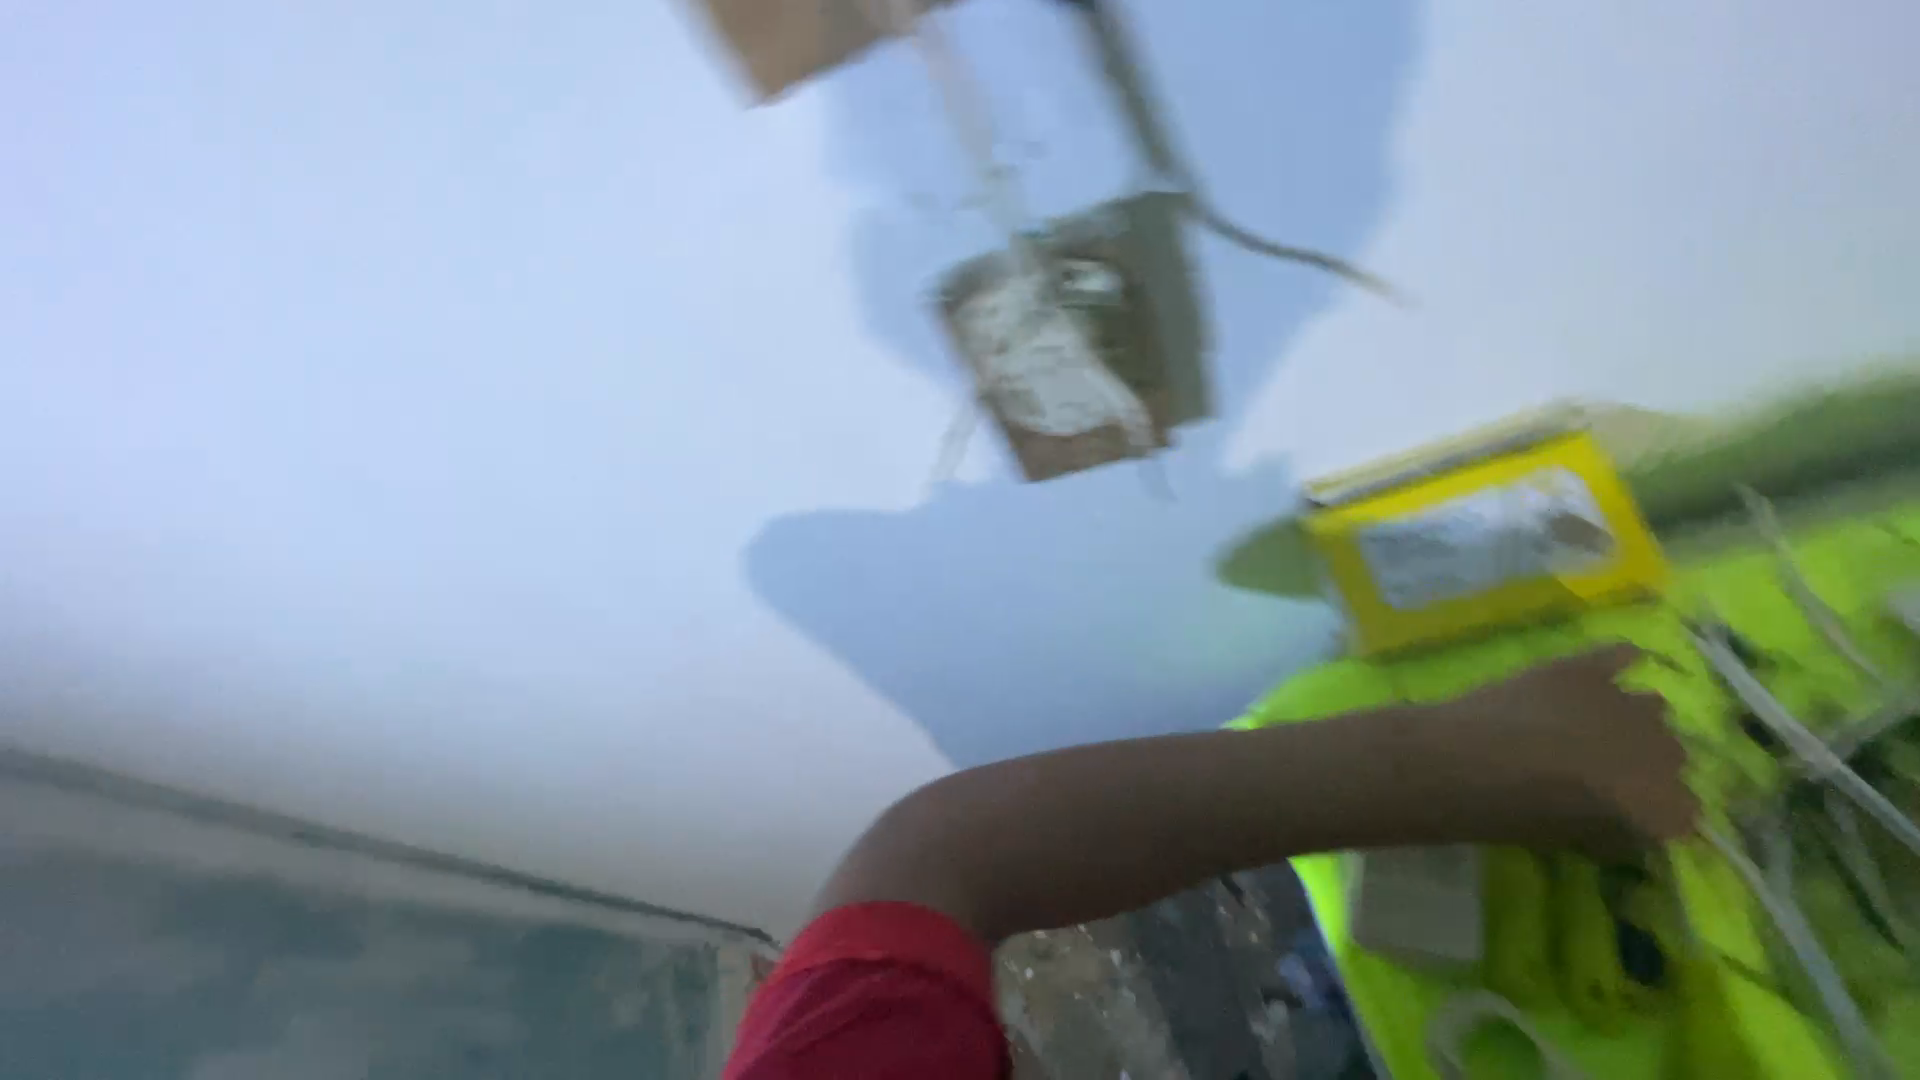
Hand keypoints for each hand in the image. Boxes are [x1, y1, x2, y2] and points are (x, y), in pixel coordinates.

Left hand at [1442, 644, 1699, 858]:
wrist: (1460, 759)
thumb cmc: (1508, 811)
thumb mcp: (1569, 840)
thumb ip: (1613, 830)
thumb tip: (1625, 823)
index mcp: (1665, 808)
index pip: (1683, 810)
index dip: (1649, 808)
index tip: (1622, 807)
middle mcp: (1664, 754)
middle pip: (1671, 755)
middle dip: (1640, 760)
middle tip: (1598, 763)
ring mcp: (1624, 705)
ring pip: (1651, 707)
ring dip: (1627, 716)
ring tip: (1591, 721)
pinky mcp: (1582, 670)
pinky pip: (1619, 655)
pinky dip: (1617, 659)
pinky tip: (1615, 662)